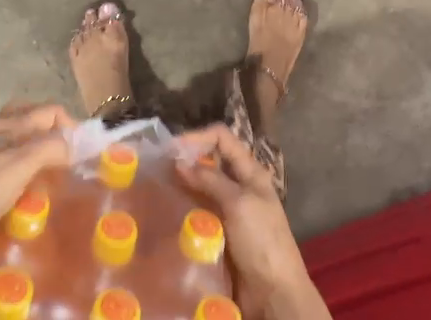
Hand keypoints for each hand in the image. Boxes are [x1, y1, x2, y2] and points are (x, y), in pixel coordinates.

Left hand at [0, 102, 74, 258]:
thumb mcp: (21, 166)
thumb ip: (50, 148)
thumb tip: (77, 143)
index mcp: (8, 125)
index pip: (50, 111)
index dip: (72, 126)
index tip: (85, 153)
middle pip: (29, 116)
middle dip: (52, 129)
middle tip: (68, 153)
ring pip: (16, 138)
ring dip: (35, 147)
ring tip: (50, 169)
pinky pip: (5, 161)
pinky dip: (20, 166)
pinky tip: (26, 188)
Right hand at [176, 124, 329, 319]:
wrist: (273, 294)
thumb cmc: (262, 241)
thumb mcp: (239, 203)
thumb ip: (211, 180)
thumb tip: (180, 161)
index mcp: (250, 172)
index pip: (222, 138)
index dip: (199, 137)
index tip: (172, 149)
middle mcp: (238, 187)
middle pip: (209, 163)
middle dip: (186, 163)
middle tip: (158, 171)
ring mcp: (229, 212)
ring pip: (200, 190)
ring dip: (182, 189)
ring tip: (157, 192)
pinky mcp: (219, 235)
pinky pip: (198, 216)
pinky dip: (184, 213)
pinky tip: (166, 217)